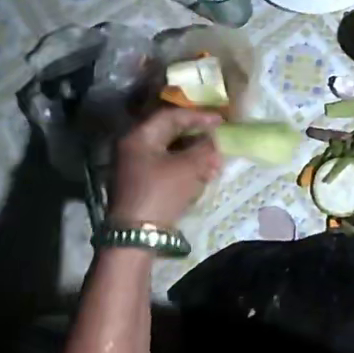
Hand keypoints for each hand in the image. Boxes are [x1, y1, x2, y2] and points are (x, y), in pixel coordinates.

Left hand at [108, 108, 223, 229]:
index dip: (198, 116)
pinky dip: (185, 167)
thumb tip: (216, 139)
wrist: (137, 237)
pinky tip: (203, 174)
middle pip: (169, 133)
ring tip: (215, 160)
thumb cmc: (161, 193)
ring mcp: (134, 167)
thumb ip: (205, 148)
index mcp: (139, 137)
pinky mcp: (140, 184)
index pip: (171, 116)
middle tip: (218, 139)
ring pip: (169, 152)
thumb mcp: (188, 168)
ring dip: (193, 154)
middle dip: (197, 136)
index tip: (220, 120)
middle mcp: (133, 147)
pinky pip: (166, 167)